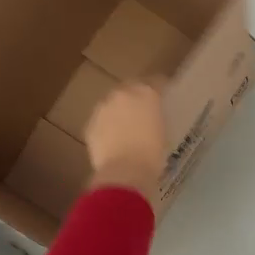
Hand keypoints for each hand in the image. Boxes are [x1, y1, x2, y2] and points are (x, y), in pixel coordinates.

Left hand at [85, 82, 168, 196]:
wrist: (125, 173)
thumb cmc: (153, 155)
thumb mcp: (163, 133)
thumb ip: (156, 118)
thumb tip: (151, 118)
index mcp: (147, 93)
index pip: (157, 82)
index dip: (160, 89)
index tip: (164, 95)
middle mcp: (123, 94)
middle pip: (130, 88)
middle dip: (136, 97)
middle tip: (143, 111)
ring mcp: (103, 108)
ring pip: (112, 104)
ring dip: (118, 111)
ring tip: (125, 127)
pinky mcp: (90, 124)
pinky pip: (101, 121)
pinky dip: (107, 127)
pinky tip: (113, 141)